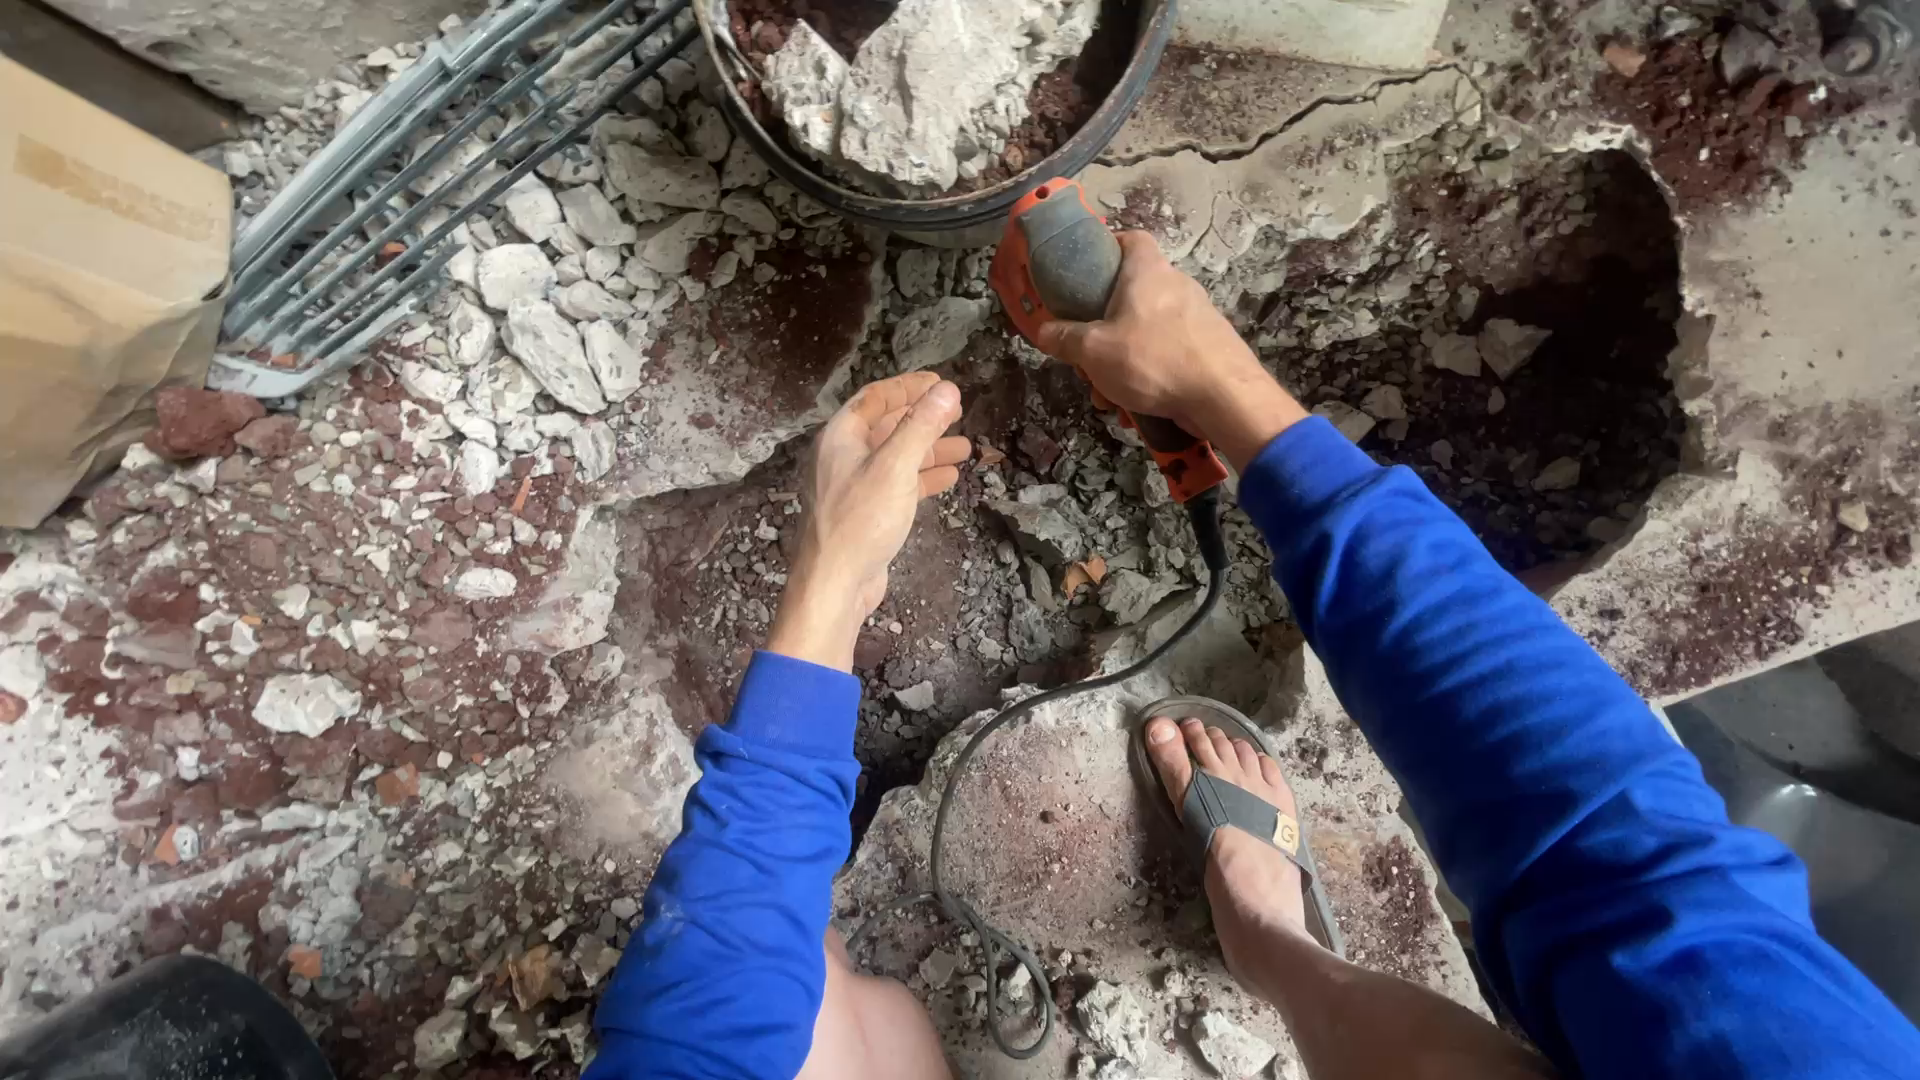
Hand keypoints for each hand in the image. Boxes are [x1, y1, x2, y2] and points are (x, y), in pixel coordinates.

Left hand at [766, 372, 969, 670]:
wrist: (835, 582)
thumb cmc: (861, 520)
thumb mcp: (895, 466)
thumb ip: (921, 426)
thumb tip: (948, 390)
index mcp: (841, 437)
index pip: (875, 398)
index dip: (907, 387)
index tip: (939, 382)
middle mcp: (843, 457)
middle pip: (887, 427)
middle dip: (922, 419)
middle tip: (956, 412)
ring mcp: (853, 486)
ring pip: (895, 458)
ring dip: (928, 450)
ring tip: (964, 447)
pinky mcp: (864, 513)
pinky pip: (896, 485)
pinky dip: (921, 478)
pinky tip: (948, 479)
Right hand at [1035, 231, 1307, 467]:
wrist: (1223, 396)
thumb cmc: (1152, 359)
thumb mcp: (1093, 351)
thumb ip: (1065, 338)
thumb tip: (1043, 330)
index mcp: (1146, 271)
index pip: (1130, 238)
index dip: (1107, 248)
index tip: (1085, 272)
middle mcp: (1175, 284)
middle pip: (1131, 295)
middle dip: (1105, 329)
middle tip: (1088, 358)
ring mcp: (1196, 315)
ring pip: (1146, 332)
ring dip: (1123, 362)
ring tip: (1111, 397)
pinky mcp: (1208, 344)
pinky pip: (1167, 353)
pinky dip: (1149, 376)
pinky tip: (1139, 408)